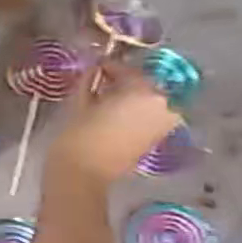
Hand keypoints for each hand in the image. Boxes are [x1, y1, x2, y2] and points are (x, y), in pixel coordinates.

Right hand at [46, 62, 180, 185]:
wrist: (81, 176)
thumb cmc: (76, 139)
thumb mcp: (79, 106)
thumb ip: (89, 84)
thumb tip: (94, 71)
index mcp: (144, 91)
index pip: (127, 71)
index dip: (108, 67)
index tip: (94, 65)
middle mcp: (163, 103)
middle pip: (143, 85)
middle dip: (123, 83)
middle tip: (100, 82)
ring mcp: (165, 121)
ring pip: (147, 100)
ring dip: (129, 97)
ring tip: (106, 99)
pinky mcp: (158, 136)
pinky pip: (149, 114)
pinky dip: (134, 111)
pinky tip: (114, 114)